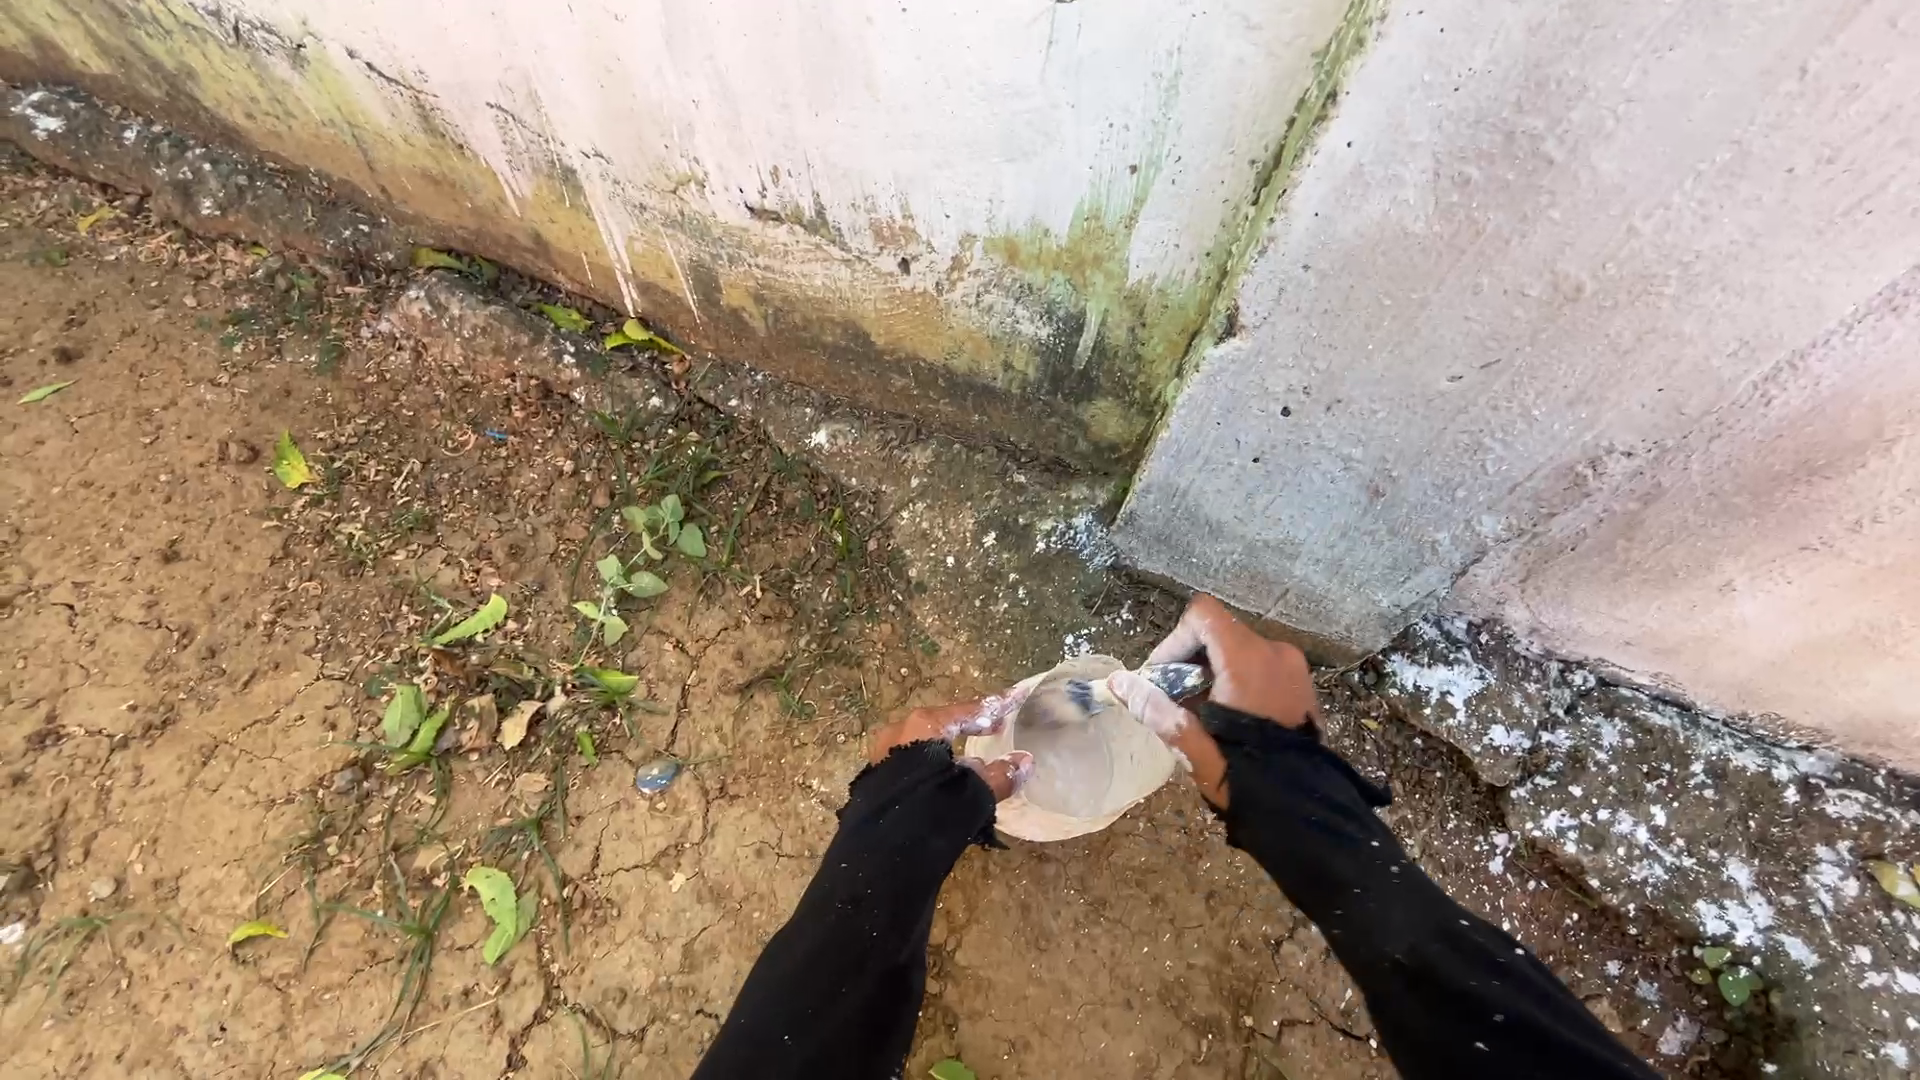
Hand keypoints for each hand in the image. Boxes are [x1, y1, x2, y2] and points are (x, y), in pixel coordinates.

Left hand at [866, 680, 1038, 800]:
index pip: (966, 711)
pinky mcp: (876, 779)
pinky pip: (913, 763)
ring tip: (974, 762)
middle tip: (994, 729)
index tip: (1012, 702)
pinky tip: (947, 782)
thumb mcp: (972, 791)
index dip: (992, 708)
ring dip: (950, 751)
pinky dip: (934, 766)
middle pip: (942, 724)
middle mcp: (899, 732)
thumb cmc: (930, 807)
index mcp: (923, 725)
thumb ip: (1000, 775)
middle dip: (968, 727)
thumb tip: (1025, 762)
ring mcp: (883, 755)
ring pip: (925, 745)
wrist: (880, 848)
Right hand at [1106, 594, 1318, 808]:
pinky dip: (1235, 679)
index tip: (1163, 676)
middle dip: (1188, 661)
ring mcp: (1294, 668)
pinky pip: (1259, 665)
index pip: (1202, 615)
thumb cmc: (1246, 776)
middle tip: (1174, 700)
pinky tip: (1227, 717)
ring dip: (1210, 671)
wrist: (1306, 812)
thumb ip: (1154, 707)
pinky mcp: (1302, 685)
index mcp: (1248, 659)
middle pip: (1217, 632)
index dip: (1174, 640)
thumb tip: (1117, 682)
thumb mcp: (1192, 744)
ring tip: (1200, 713)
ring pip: (1237, 649)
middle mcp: (1275, 652)